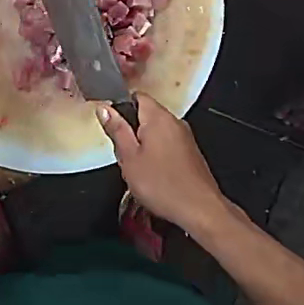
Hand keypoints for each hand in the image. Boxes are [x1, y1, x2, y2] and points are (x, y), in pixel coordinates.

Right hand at [97, 95, 235, 236]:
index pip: (136, 96)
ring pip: (156, 132)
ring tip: (139, 169)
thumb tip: (105, 110)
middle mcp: (174, 122)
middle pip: (146, 115)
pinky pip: (168, 145)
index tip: (112, 124)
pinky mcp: (190, 152)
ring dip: (144, 146)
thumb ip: (116, 130)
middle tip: (124, 154)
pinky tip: (154, 176)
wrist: (198, 208)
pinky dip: (158, 156)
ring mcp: (185, 137)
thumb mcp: (129, 157)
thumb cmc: (163, 185)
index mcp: (158, 117)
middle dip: (132, 132)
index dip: (120, 106)